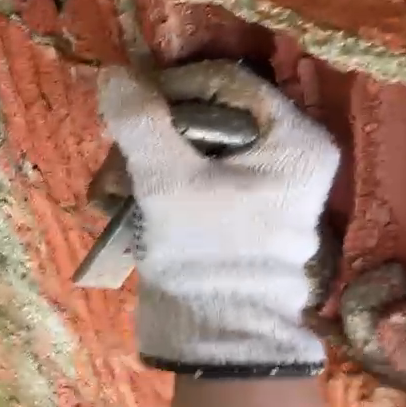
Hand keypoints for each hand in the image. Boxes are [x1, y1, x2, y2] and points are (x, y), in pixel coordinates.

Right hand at [97, 61, 337, 375]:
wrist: (218, 333)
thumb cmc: (206, 249)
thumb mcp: (167, 179)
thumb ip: (140, 122)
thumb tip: (114, 73)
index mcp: (294, 139)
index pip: (222, 81)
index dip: (168, 89)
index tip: (126, 113)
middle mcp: (285, 154)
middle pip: (200, 113)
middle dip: (146, 136)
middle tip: (113, 159)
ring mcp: (259, 184)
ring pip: (185, 145)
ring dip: (138, 163)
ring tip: (111, 193)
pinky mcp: (233, 209)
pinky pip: (187, 174)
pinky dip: (151, 185)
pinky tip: (122, 205)